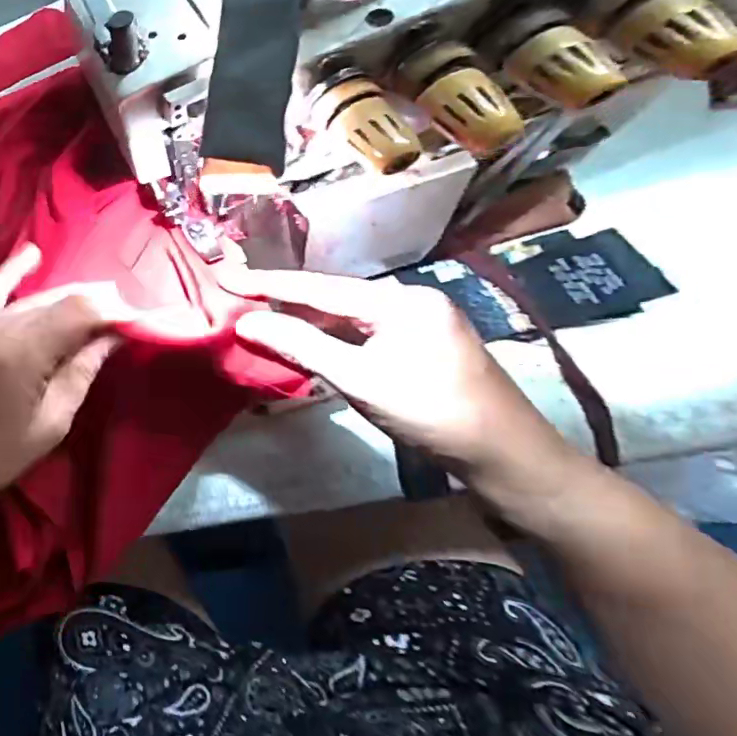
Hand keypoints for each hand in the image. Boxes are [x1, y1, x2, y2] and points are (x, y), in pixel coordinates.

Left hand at [0, 245, 133, 529]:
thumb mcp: (51, 422)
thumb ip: (82, 371)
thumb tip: (114, 336)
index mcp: (23, 352)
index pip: (80, 311)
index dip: (115, 311)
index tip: (142, 319)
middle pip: (59, 299)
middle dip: (97, 303)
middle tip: (128, 313)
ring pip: (32, 297)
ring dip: (67, 296)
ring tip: (102, 299)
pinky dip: (13, 271)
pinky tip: (33, 254)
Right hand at [222, 270, 583, 496]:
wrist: (511, 460)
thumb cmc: (435, 415)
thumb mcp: (360, 380)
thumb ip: (301, 345)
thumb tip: (246, 322)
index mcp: (399, 300)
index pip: (318, 287)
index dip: (267, 283)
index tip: (225, 275)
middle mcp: (408, 300)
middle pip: (329, 295)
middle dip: (281, 295)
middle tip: (235, 289)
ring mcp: (415, 321)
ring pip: (342, 313)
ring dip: (301, 316)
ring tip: (256, 310)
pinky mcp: (416, 343)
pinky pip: (358, 330)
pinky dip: (325, 334)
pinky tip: (300, 336)